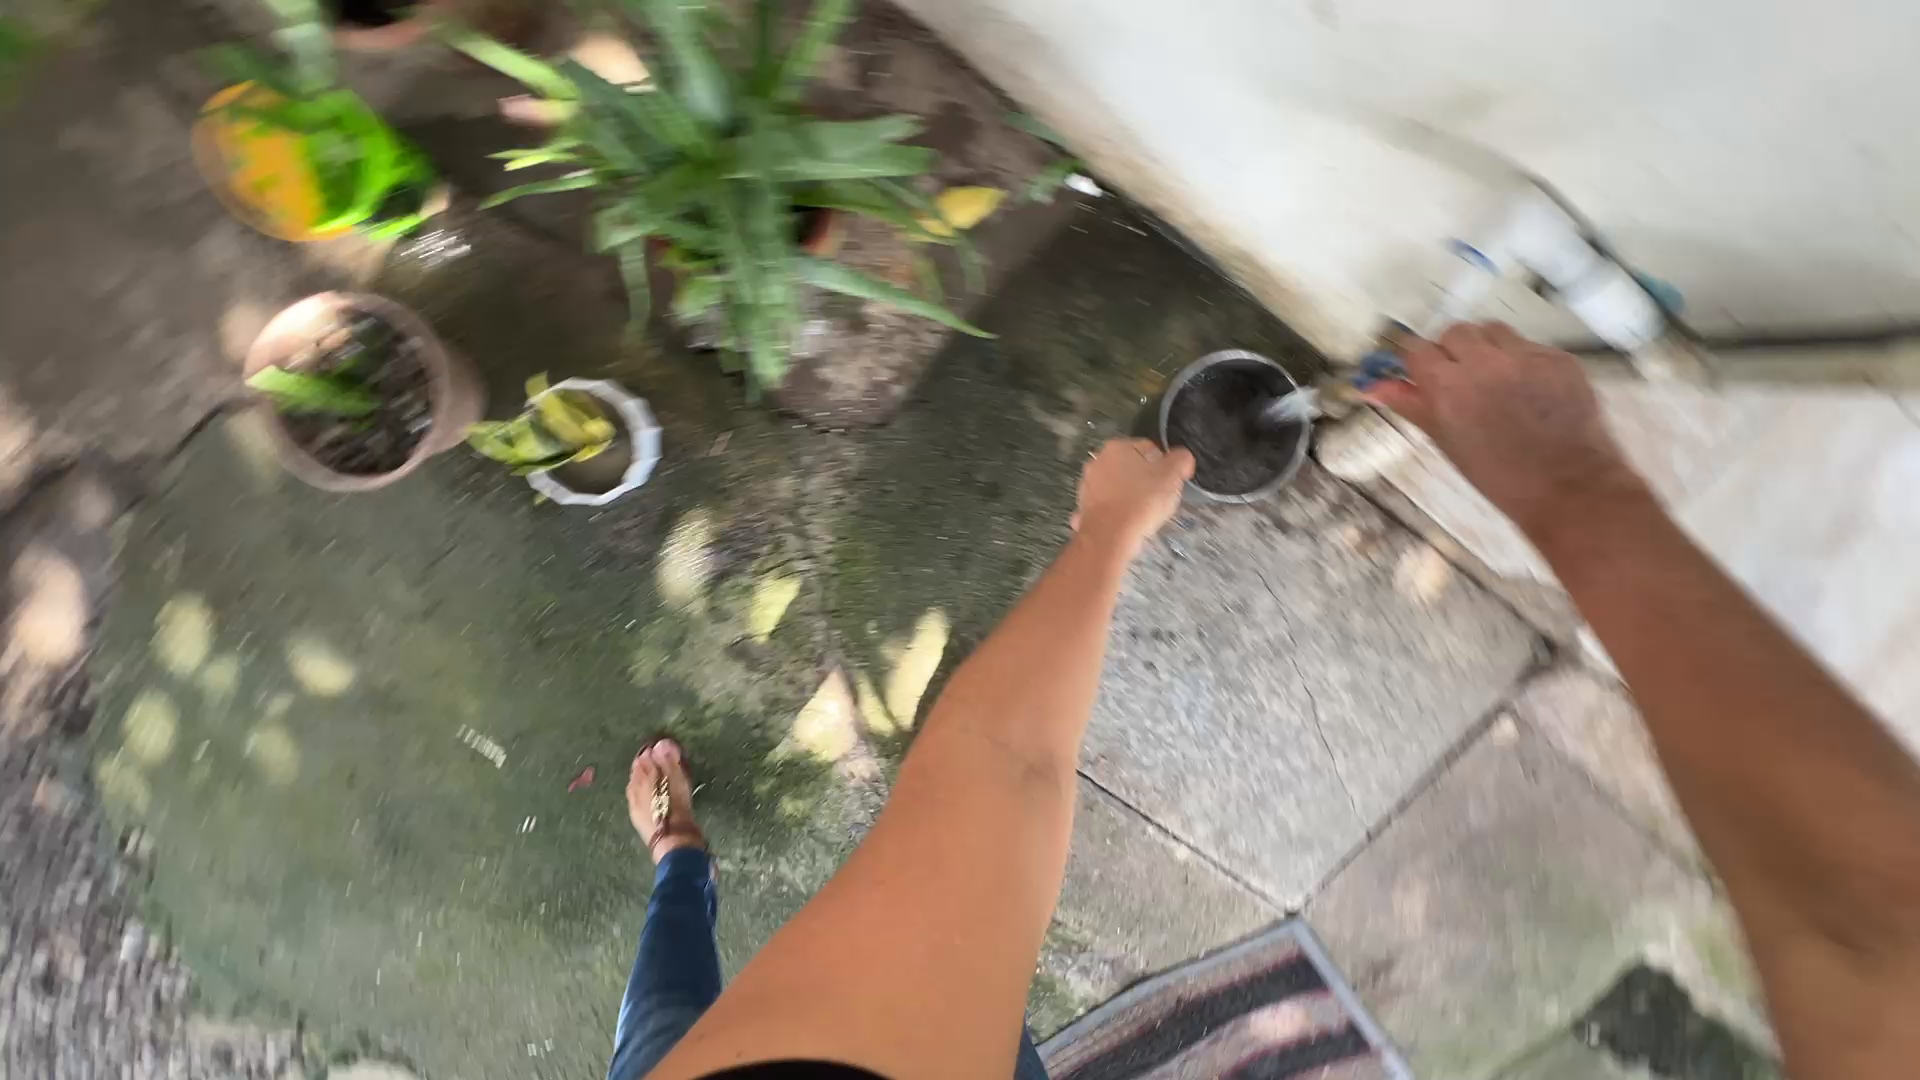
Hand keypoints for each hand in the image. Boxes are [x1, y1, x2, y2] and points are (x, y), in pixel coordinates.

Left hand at [1071, 438, 1194, 557]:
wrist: (1109, 536)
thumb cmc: (1141, 502)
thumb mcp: (1172, 476)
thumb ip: (1181, 460)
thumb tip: (1182, 458)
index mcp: (1117, 447)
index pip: (1150, 448)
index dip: (1165, 465)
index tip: (1171, 482)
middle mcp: (1097, 461)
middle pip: (1131, 467)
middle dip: (1145, 480)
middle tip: (1159, 497)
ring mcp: (1087, 485)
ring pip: (1117, 487)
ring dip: (1130, 496)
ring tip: (1143, 513)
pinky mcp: (1083, 507)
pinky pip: (1107, 506)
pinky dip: (1117, 512)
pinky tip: (1126, 523)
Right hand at [1363, 322, 1648, 535]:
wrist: (1564, 484)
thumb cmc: (1492, 471)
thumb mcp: (1442, 438)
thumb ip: (1409, 404)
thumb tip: (1372, 387)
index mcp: (1448, 386)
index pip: (1417, 349)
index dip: (1416, 361)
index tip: (1420, 375)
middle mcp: (1486, 363)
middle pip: (1456, 332)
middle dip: (1451, 351)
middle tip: (1458, 380)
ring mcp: (1527, 357)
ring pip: (1493, 332)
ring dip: (1485, 348)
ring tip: (1492, 379)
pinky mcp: (1560, 358)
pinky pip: (1528, 346)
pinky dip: (1519, 361)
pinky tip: (1526, 390)